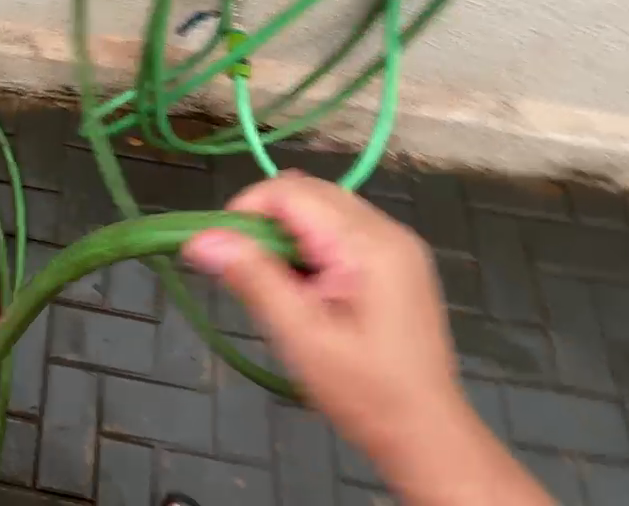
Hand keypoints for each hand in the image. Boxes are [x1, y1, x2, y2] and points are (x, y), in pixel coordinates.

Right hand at [182, 172, 467, 463]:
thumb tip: (199, 238)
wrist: (429, 438)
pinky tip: (307, 282)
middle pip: (304, 190)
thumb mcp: (301, 337)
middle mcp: (386, 229)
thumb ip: (253, 278)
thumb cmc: (366, 392)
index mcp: (368, 244)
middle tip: (250, 269)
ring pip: (319, 203)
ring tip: (280, 280)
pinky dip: (309, 239)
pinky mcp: (395, 258)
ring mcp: (395, 242)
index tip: (228, 253)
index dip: (247, 211)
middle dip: (266, 219)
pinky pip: (337, 223)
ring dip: (287, 229)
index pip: (288, 191)